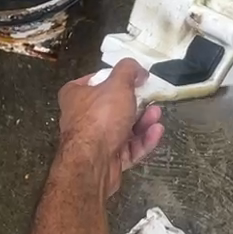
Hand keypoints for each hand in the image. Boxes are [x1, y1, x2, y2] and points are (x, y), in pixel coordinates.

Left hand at [54, 59, 164, 198]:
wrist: (93, 163)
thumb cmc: (101, 116)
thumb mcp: (118, 83)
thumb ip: (129, 70)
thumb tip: (138, 70)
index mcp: (75, 97)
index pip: (90, 82)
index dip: (109, 78)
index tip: (128, 78)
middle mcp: (82, 119)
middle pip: (112, 106)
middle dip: (136, 103)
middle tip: (150, 97)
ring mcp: (95, 142)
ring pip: (123, 128)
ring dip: (143, 121)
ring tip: (156, 115)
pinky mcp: (108, 160)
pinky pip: (129, 147)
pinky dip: (143, 140)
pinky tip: (156, 132)